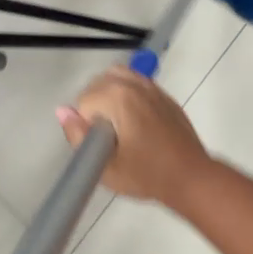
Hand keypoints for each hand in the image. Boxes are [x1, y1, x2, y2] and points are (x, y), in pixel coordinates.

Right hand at [58, 66, 210, 204]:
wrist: (191, 177)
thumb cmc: (146, 175)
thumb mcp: (106, 166)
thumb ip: (79, 137)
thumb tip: (62, 111)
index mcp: (119, 97)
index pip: (85, 100)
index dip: (86, 124)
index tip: (100, 145)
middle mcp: (135, 84)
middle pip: (101, 81)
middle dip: (96, 104)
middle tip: (105, 136)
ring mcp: (153, 88)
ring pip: (120, 76)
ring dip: (111, 94)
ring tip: (117, 125)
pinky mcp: (165, 96)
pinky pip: (139, 83)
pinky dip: (129, 94)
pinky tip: (135, 122)